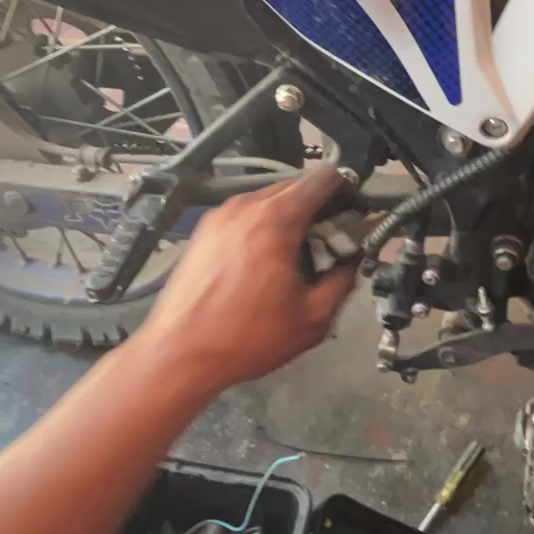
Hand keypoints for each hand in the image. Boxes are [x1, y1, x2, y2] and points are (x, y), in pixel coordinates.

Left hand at [128, 164, 356, 393]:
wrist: (178, 354)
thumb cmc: (245, 337)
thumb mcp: (312, 318)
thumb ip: (343, 281)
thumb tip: (353, 262)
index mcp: (277, 219)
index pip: (322, 178)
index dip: (346, 187)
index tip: (355, 206)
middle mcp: (247, 206)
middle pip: (296, 186)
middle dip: (319, 206)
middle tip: (330, 238)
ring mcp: (221, 215)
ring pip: (270, 199)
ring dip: (291, 216)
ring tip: (298, 252)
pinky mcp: (205, 230)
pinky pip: (247, 214)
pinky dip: (264, 225)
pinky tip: (267, 260)